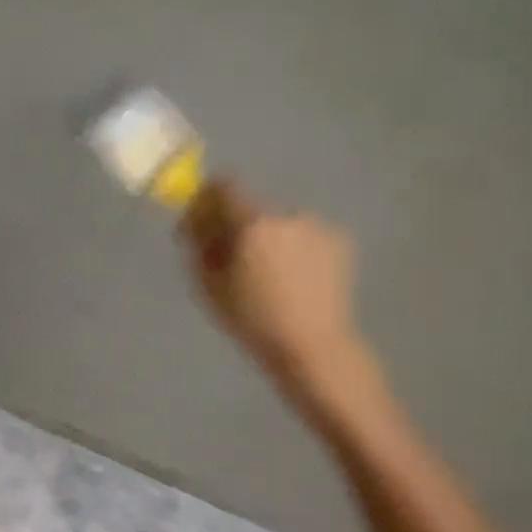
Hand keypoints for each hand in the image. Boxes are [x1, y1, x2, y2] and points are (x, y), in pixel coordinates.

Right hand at [181, 179, 373, 410]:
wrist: (312, 345)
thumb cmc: (251, 320)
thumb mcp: (209, 285)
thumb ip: (198, 242)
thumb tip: (193, 216)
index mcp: (253, 222)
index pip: (225, 186)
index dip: (210, 197)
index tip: (204, 218)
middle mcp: (286, 214)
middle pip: (253, 208)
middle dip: (241, 227)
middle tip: (235, 262)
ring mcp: (317, 227)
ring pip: (280, 224)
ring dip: (269, 240)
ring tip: (269, 278)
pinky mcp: (338, 242)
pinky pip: (304, 237)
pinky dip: (295, 251)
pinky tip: (294, 281)